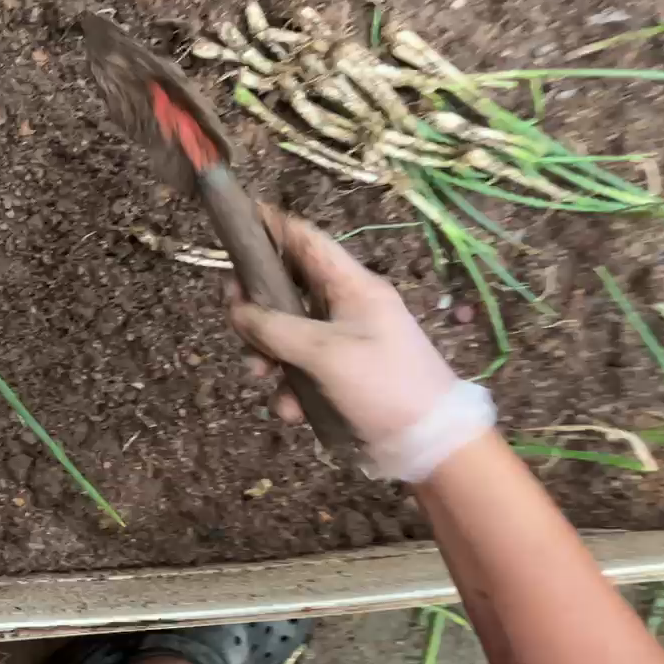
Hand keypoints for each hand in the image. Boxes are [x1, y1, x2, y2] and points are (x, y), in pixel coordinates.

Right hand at [227, 207, 494, 481]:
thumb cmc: (383, 383)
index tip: (240, 220)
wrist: (430, 443)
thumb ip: (273, 327)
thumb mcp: (323, 352)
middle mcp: (344, 307)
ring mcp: (340, 341)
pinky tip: (290, 408)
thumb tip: (236, 310)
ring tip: (259, 375)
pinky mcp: (336, 374)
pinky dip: (287, 388)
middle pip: (285, 289)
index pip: (306, 241)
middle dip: (255, 306)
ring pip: (283, 333)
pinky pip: (296, 369)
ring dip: (265, 354)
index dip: (273, 227)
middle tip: (233, 316)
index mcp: (351, 287)